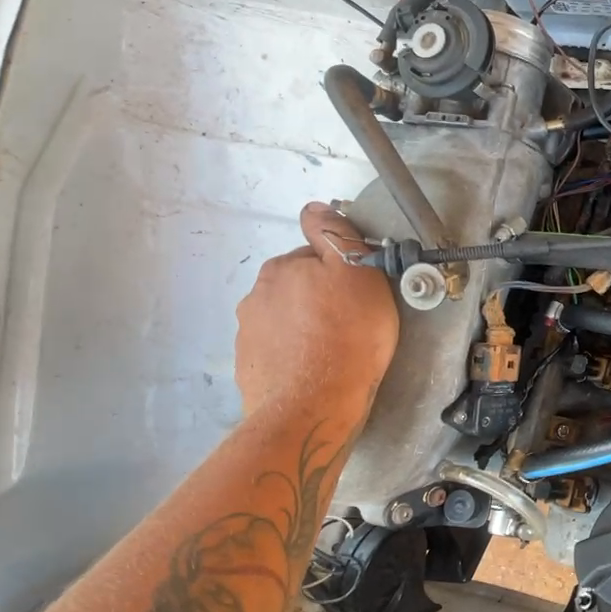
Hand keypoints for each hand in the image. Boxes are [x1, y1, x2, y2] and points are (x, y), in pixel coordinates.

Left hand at [236, 203, 398, 419]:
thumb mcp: (358, 273)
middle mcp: (256, 295)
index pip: (315, 258)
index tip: (361, 293)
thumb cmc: (348, 335)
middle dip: (321, 299)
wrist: (313, 404)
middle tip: (355, 322)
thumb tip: (315, 206)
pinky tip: (319, 369)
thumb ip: (336, 235)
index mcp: (283, 268)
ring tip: (338, 349)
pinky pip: (280, 350)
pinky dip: (298, 353)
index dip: (343, 272)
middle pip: (298, 288)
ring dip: (309, 327)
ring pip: (287, 319)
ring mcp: (248, 334)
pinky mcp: (250, 367)